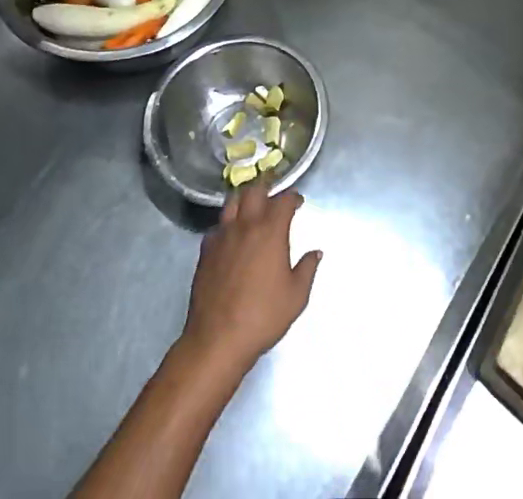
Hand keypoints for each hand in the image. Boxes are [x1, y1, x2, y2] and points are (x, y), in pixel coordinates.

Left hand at [178, 182, 322, 377]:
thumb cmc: (264, 315)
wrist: (219, 336)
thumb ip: (307, 269)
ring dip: (244, 198)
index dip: (293, 197)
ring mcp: (222, 235)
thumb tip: (316, 252)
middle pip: (253, 191)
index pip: (283, 201)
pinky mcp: (206, 249)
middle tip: (274, 192)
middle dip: (266, 186)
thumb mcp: (296, 296)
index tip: (298, 201)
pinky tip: (232, 234)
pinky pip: (218, 225)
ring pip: (231, 202)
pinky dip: (228, 222)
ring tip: (252, 204)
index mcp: (270, 232)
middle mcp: (244, 225)